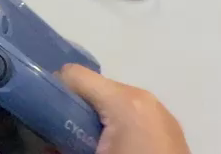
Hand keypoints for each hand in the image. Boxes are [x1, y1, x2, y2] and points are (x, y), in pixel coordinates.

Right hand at [60, 66, 191, 153]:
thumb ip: (62, 144)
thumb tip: (47, 143)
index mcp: (124, 102)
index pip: (73, 74)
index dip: (55, 95)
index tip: (48, 123)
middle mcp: (145, 99)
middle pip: (94, 89)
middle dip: (77, 113)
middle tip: (69, 143)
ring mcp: (162, 115)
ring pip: (114, 103)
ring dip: (98, 123)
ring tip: (94, 150)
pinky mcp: (172, 134)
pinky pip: (134, 119)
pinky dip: (119, 131)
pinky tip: (117, 152)